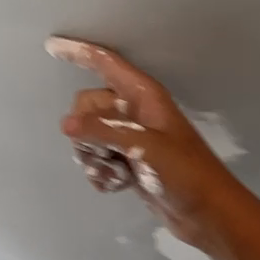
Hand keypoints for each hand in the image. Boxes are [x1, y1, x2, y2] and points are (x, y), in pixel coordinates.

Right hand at [49, 35, 246, 252]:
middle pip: (88, 105)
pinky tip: (118, 184)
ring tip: (117, 172)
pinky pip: (96, 158)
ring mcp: (130, 136)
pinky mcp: (127, 161)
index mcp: (143, 94)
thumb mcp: (145, 147)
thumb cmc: (185, 173)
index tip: (51, 46)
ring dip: (94, 157)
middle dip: (87, 131)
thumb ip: (104, 132)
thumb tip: (67, 124)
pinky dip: (100, 173)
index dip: (78, 52)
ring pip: (88, 135)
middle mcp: (134, 110)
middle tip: (107, 153)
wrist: (207, 214)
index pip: (105, 63)